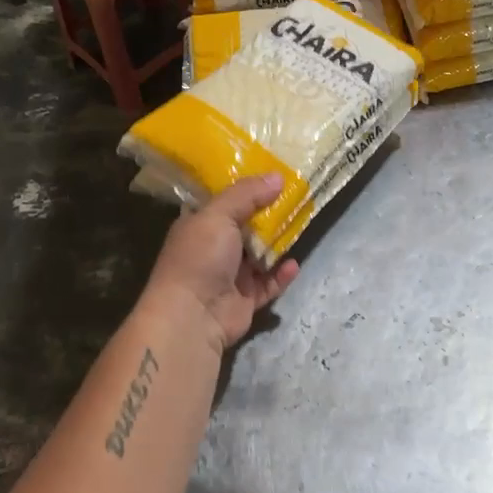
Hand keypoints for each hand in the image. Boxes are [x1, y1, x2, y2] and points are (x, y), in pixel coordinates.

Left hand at [139, 174, 302, 353]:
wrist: (192, 316)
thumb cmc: (200, 257)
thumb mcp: (219, 214)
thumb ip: (247, 194)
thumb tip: (277, 176)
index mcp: (198, 225)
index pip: (222, 202)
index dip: (244, 189)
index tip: (269, 175)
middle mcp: (212, 248)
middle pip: (245, 227)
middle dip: (267, 215)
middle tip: (295, 198)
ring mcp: (228, 276)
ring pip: (258, 256)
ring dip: (277, 244)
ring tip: (301, 227)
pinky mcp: (244, 300)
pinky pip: (267, 284)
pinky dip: (280, 275)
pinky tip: (294, 264)